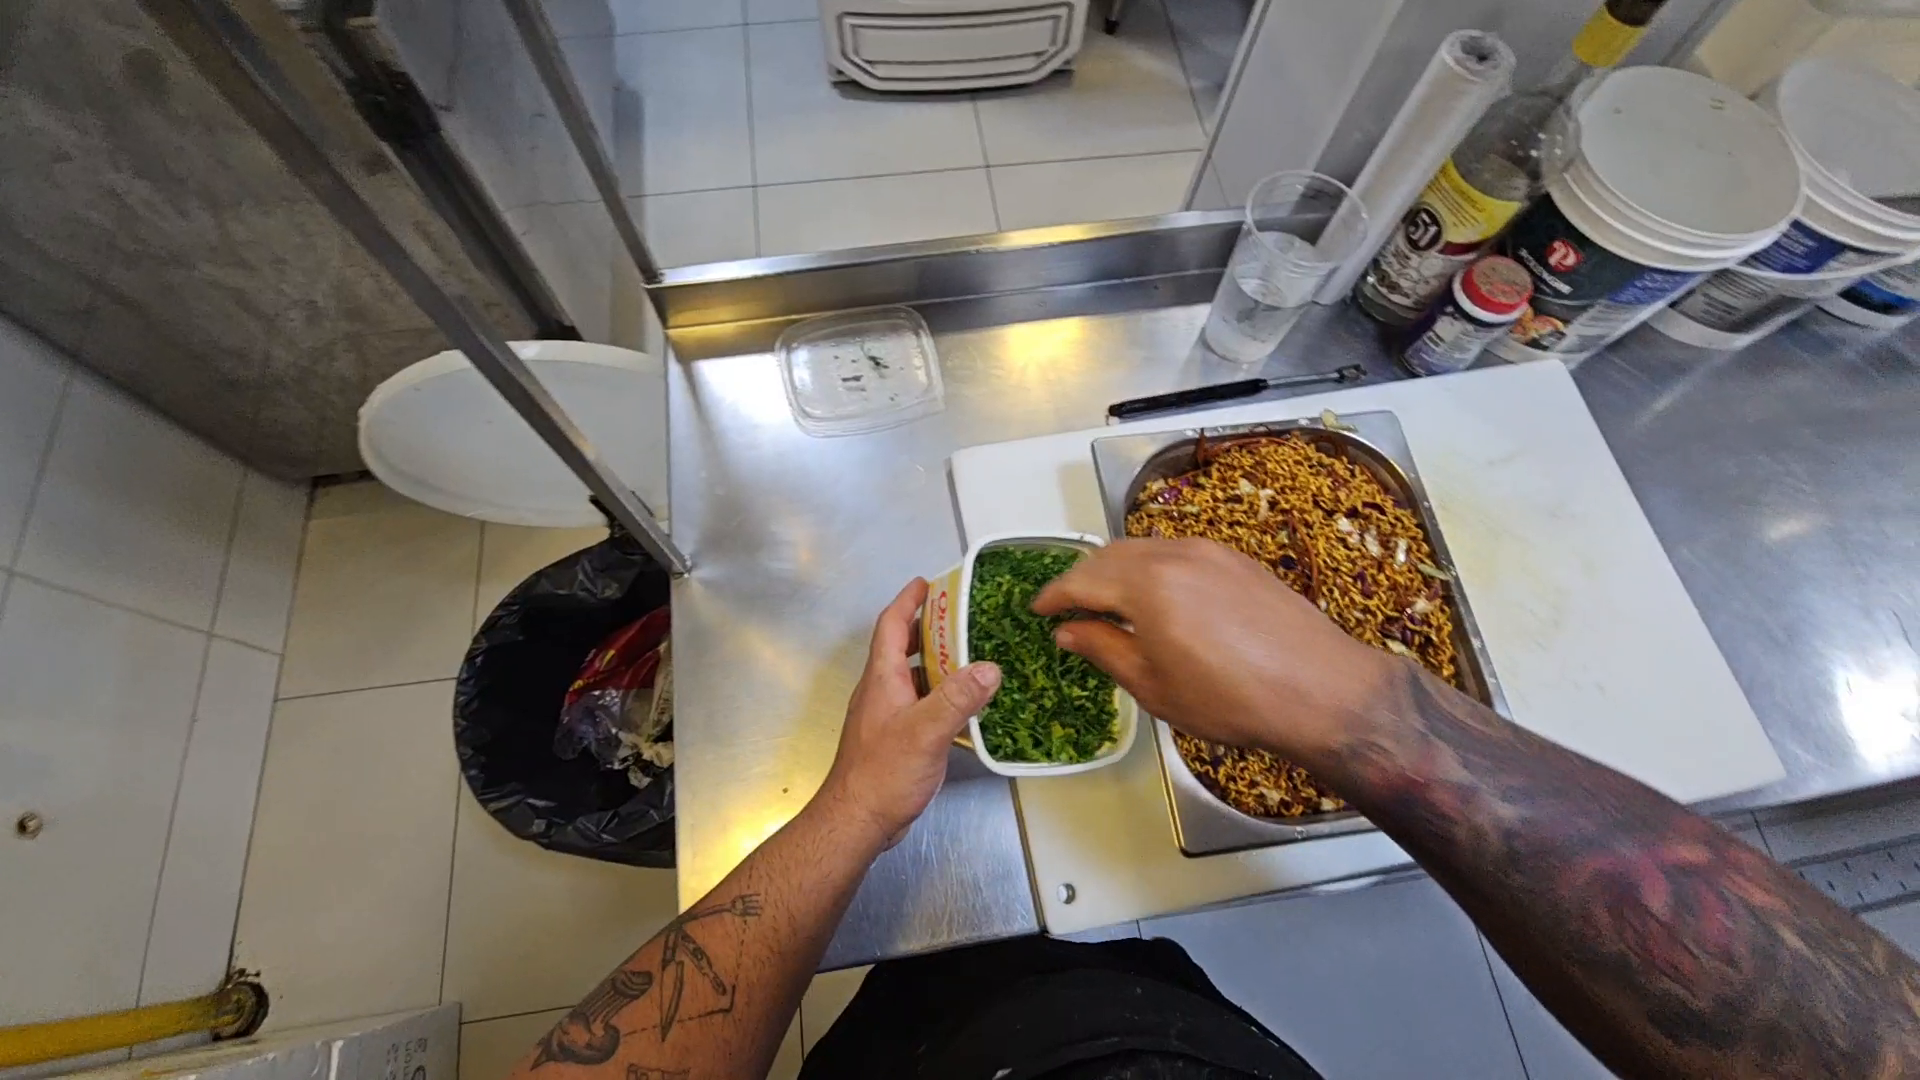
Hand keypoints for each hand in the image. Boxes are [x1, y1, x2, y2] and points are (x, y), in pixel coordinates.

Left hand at [818, 579, 1001, 848]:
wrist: (856, 821)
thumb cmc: (883, 772)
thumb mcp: (925, 731)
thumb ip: (957, 698)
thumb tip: (991, 667)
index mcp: (882, 678)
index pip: (890, 626)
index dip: (908, 601)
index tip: (927, 582)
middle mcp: (881, 691)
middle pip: (901, 647)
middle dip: (928, 628)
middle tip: (961, 618)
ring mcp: (886, 715)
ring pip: (912, 677)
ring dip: (937, 662)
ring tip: (972, 656)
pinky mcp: (895, 738)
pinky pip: (919, 703)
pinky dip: (940, 695)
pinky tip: (964, 705)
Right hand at [1031, 538, 1391, 766]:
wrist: (1323, 691)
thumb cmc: (1229, 699)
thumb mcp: (1153, 685)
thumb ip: (1103, 648)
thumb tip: (1067, 630)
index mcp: (1145, 584)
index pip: (1081, 579)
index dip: (1054, 594)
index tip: (1035, 608)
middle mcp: (1173, 554)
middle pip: (1109, 555)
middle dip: (1081, 577)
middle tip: (1067, 606)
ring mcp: (1209, 551)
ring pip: (1143, 549)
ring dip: (1115, 569)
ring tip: (1107, 601)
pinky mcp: (1235, 559)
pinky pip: (1175, 552)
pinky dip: (1149, 567)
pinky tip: (1155, 597)